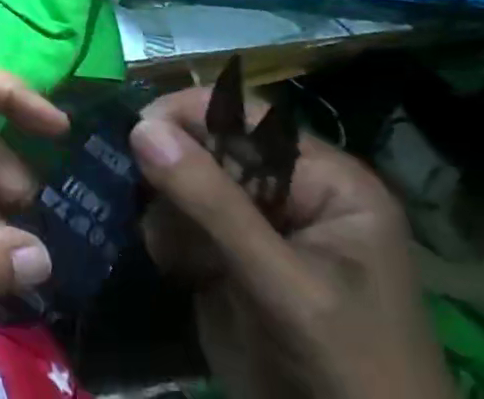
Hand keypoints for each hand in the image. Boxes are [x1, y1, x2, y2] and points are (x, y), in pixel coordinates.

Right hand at [132, 88, 456, 398]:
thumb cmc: (348, 367)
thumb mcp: (283, 284)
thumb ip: (213, 204)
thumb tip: (139, 126)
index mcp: (325, 182)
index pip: (244, 117)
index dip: (187, 115)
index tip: (135, 135)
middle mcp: (287, 190)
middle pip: (203, 145)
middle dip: (171, 173)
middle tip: (160, 211)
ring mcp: (253, 222)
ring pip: (178, 179)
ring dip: (165, 211)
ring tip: (178, 256)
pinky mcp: (224, 251)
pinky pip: (173, 216)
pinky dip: (164, 237)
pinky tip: (178, 270)